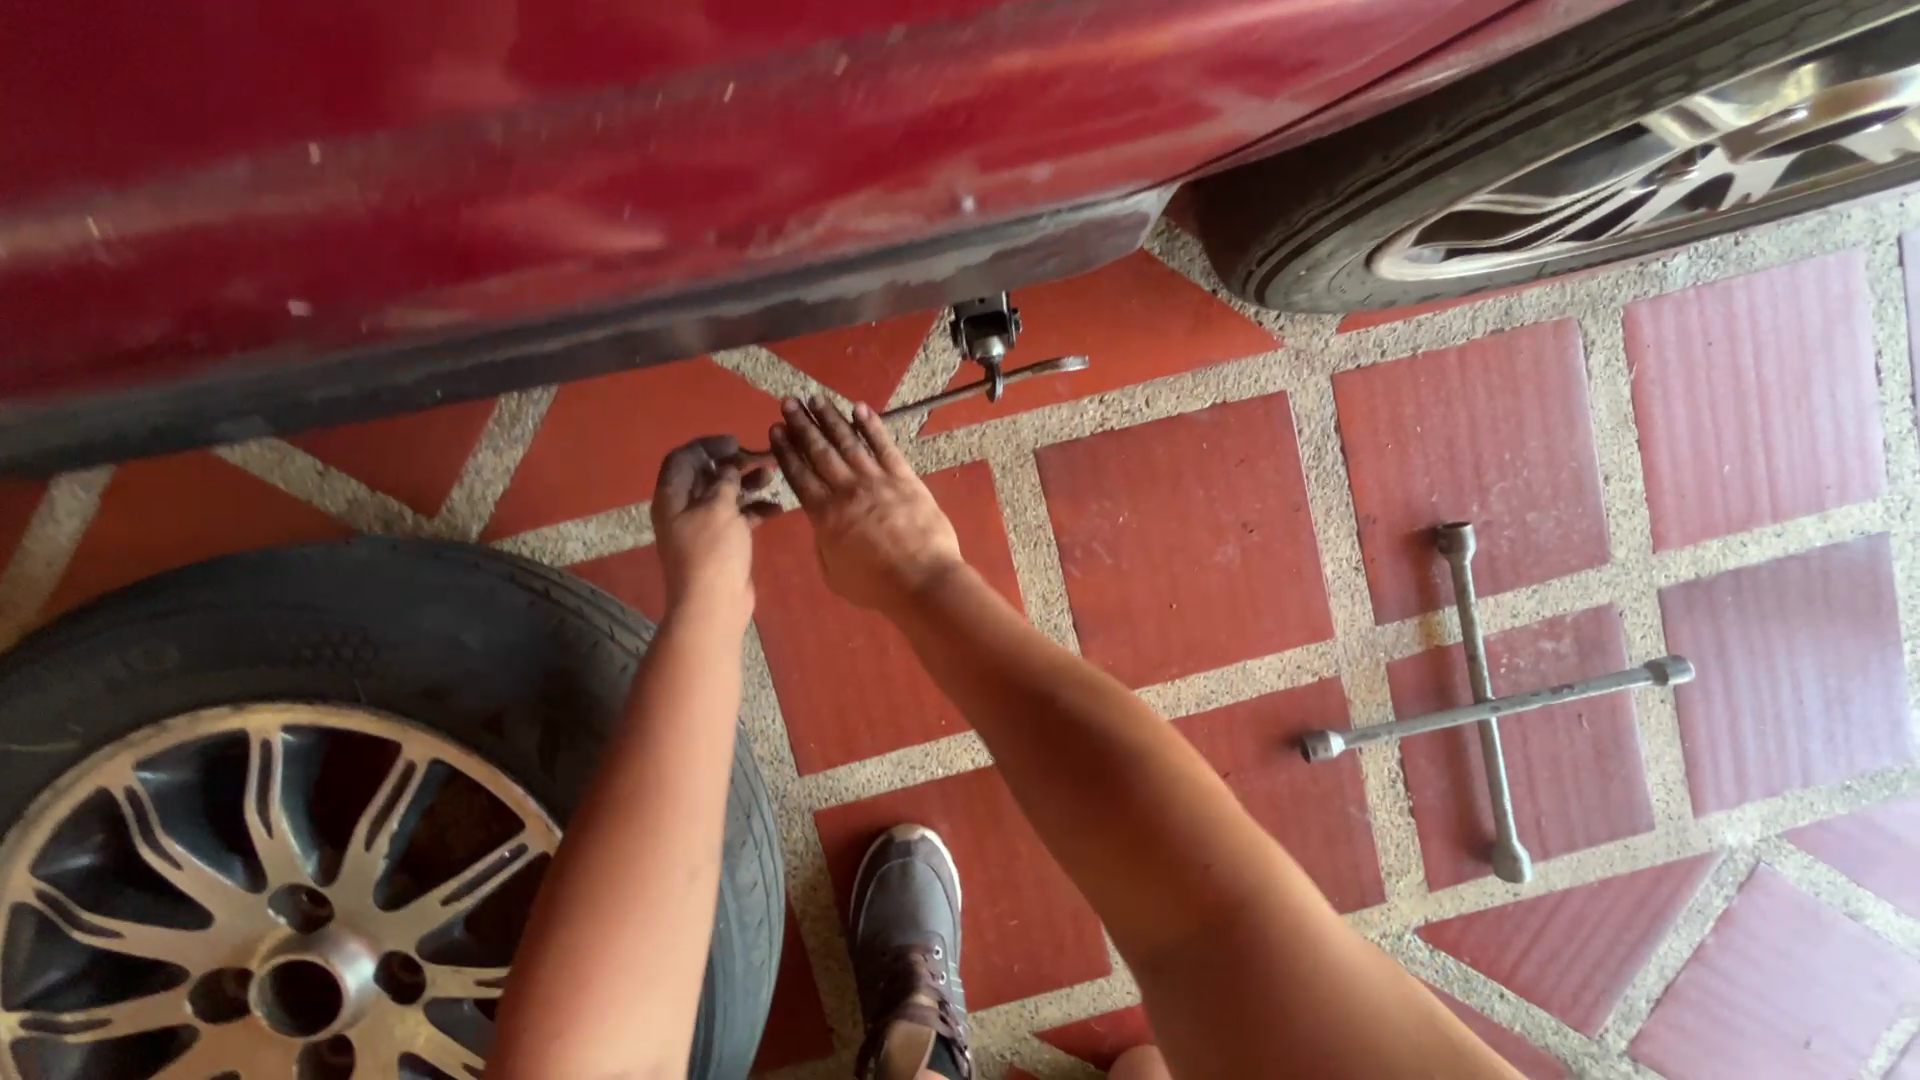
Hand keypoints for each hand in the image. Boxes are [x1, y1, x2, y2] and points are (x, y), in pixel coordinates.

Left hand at [651, 436, 776, 626]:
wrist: (713, 605)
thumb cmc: (712, 552)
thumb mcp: (718, 508)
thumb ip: (725, 481)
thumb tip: (728, 467)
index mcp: (672, 497)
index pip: (683, 458)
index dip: (708, 446)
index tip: (736, 441)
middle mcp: (684, 508)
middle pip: (707, 475)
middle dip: (734, 463)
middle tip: (762, 457)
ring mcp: (703, 527)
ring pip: (725, 495)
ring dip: (748, 483)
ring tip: (772, 476)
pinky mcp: (722, 544)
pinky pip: (738, 518)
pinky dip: (755, 510)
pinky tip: (776, 509)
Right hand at [768, 397, 965, 612]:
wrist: (921, 580)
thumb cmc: (875, 585)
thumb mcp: (834, 574)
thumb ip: (823, 545)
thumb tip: (823, 528)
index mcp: (824, 515)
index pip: (799, 475)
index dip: (786, 451)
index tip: (775, 430)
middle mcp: (846, 490)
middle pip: (819, 452)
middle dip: (801, 425)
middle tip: (788, 403)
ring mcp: (876, 480)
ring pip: (848, 442)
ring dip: (830, 418)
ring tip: (816, 399)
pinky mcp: (904, 477)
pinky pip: (884, 446)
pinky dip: (872, 425)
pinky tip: (859, 408)